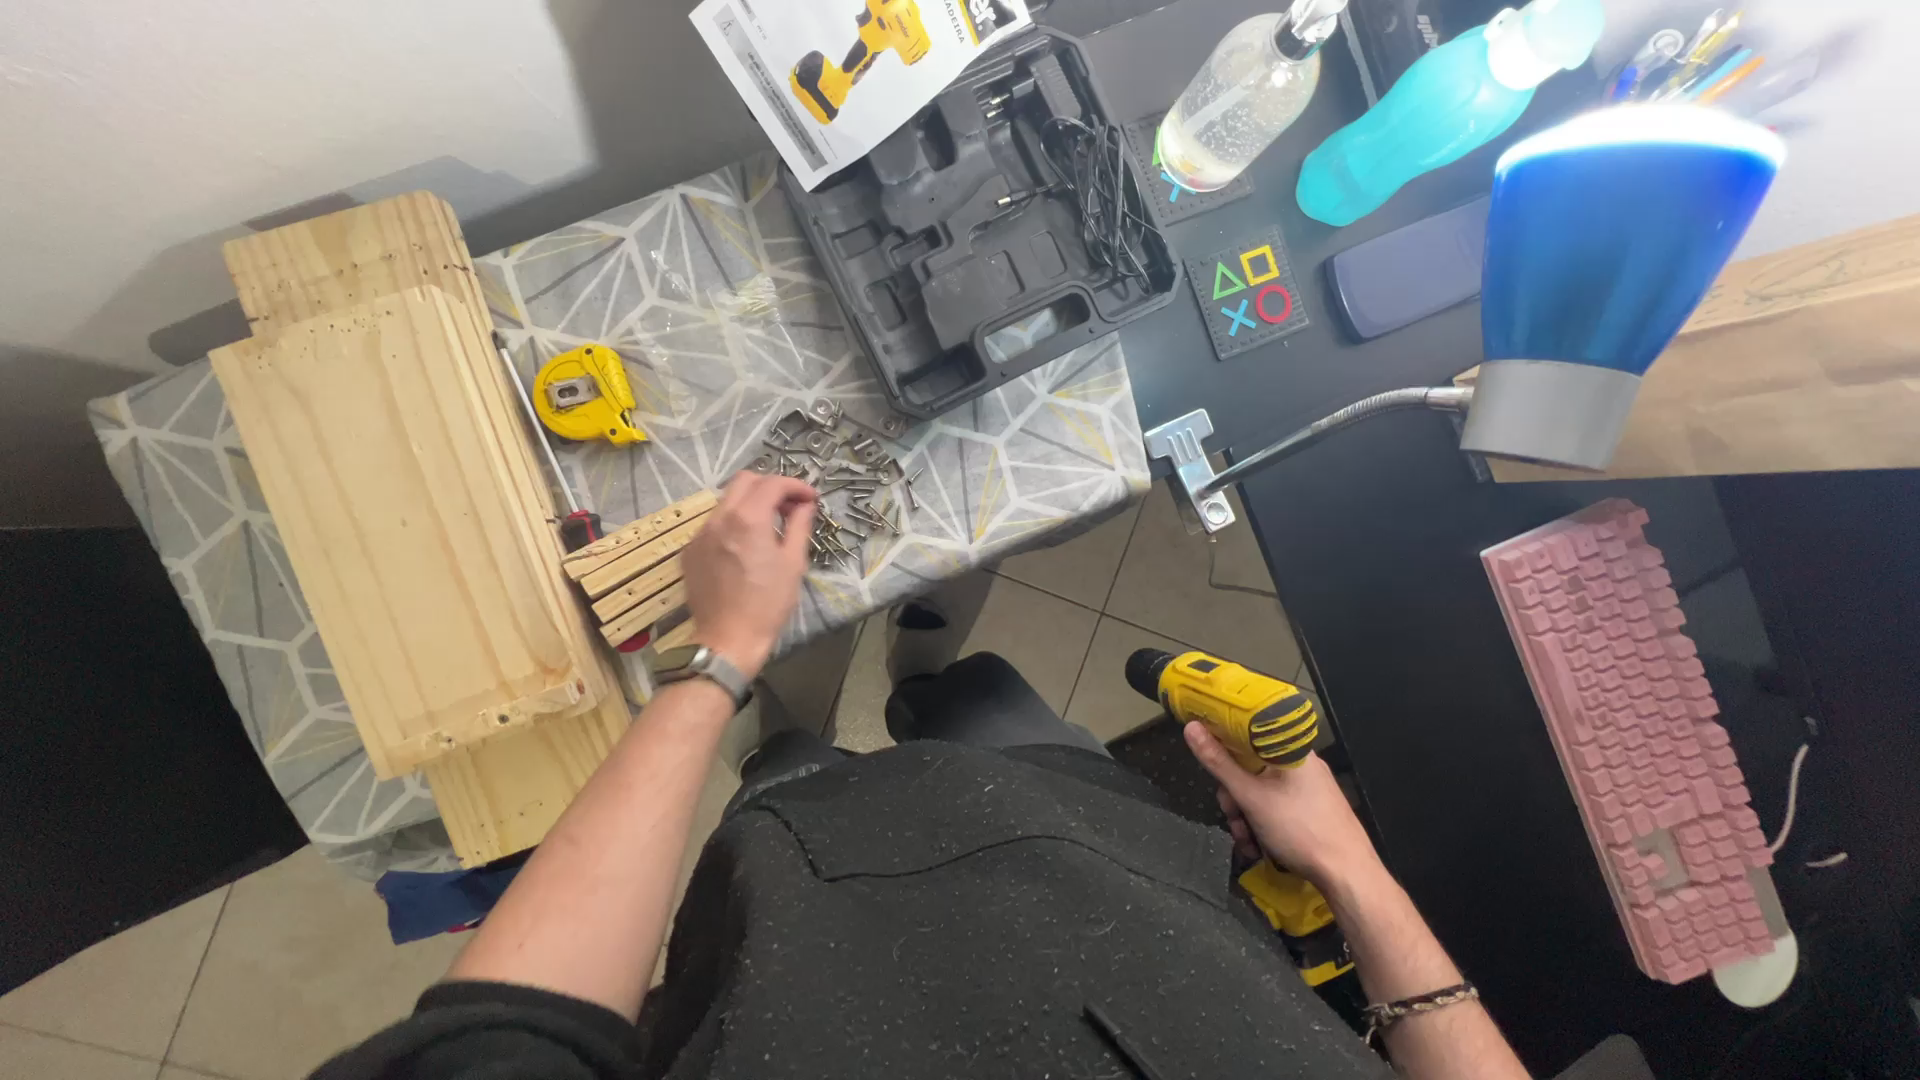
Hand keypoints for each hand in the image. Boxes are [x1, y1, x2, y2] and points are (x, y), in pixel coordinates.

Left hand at [680, 472, 817, 677]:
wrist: (729, 639)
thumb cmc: (768, 604)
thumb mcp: (793, 563)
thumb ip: (799, 526)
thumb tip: (805, 505)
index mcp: (748, 519)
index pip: (773, 484)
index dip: (796, 486)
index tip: (811, 499)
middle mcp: (719, 518)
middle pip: (745, 481)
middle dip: (771, 486)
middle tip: (790, 506)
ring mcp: (701, 534)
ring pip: (726, 500)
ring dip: (751, 502)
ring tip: (770, 523)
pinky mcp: (691, 550)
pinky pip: (714, 523)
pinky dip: (733, 522)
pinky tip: (746, 544)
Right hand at [1183, 722, 1381, 889]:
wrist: (1349, 876)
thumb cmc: (1300, 829)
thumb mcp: (1250, 797)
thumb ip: (1218, 762)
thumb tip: (1191, 727)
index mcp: (1290, 749)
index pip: (1248, 732)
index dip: (1223, 745)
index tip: (1210, 764)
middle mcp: (1300, 763)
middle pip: (1251, 766)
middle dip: (1234, 794)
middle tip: (1230, 814)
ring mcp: (1308, 788)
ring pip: (1261, 790)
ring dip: (1245, 814)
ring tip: (1244, 839)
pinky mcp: (1311, 809)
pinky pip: (1275, 805)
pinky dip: (1261, 822)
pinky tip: (1256, 845)